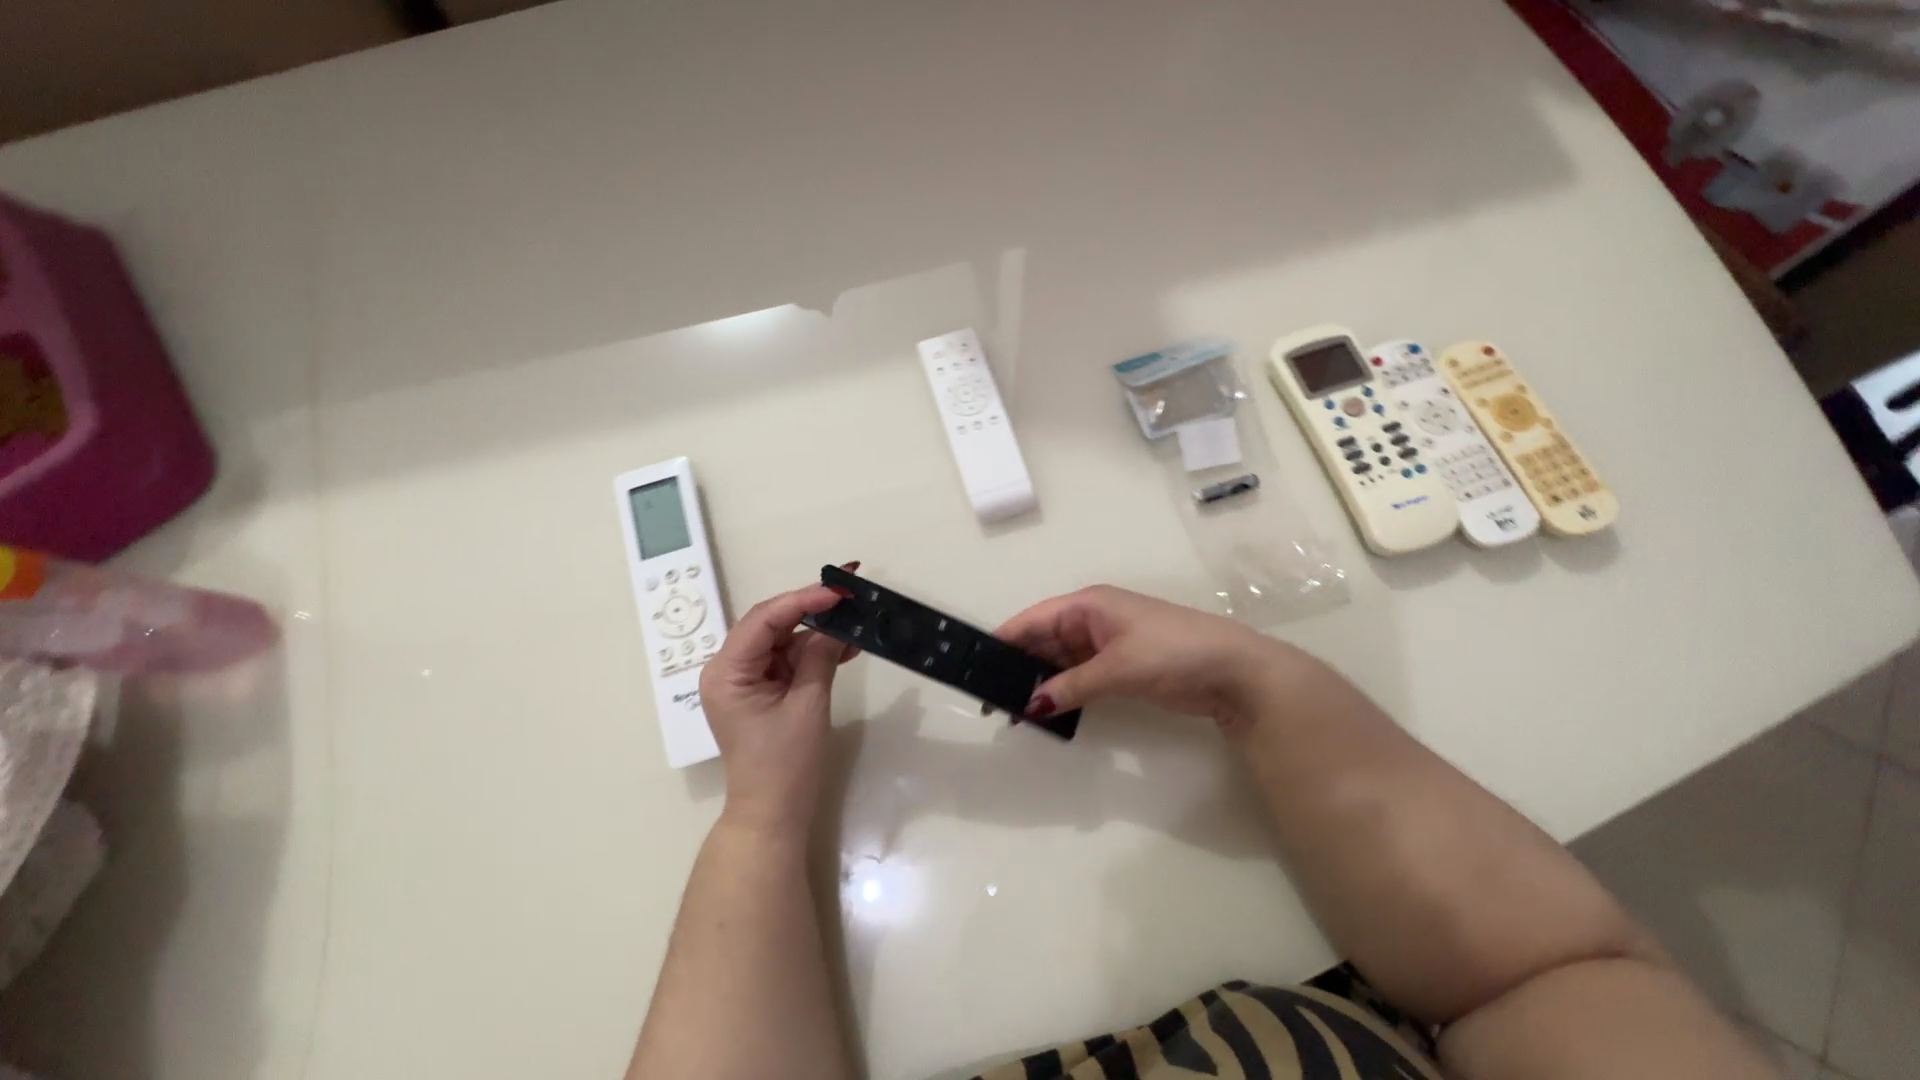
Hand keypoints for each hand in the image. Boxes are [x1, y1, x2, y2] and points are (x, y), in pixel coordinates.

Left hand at [699, 570, 858, 839]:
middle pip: (771, 625)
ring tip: (855, 620)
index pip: (763, 620)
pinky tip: (845, 645)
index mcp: (726, 671)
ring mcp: (744, 680)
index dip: (802, 600)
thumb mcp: (807, 704)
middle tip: (849, 594)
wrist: (774, 814)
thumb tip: (837, 623)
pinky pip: (787, 660)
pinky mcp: (760, 690)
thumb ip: (819, 656)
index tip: (838, 590)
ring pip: (782, 639)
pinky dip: (813, 652)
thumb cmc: (785, 764)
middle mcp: (728, 669)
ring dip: (817, 632)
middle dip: (811, 610)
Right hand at [994, 585, 1297, 730]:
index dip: (1005, 639)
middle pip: (1043, 641)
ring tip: (1011, 710)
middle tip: (991, 697)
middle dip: (1018, 666)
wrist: (1234, 671)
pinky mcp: (1121, 669)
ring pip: (1060, 662)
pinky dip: (1063, 692)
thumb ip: (1071, 686)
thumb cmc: (1172, 652)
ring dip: (1040, 682)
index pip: (1034, 619)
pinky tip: (1046, 711)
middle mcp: (1092, 621)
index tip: (975, 662)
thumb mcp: (1117, 668)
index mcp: (1089, 605)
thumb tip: (1031, 706)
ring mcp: (1107, 645)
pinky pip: (1079, 678)